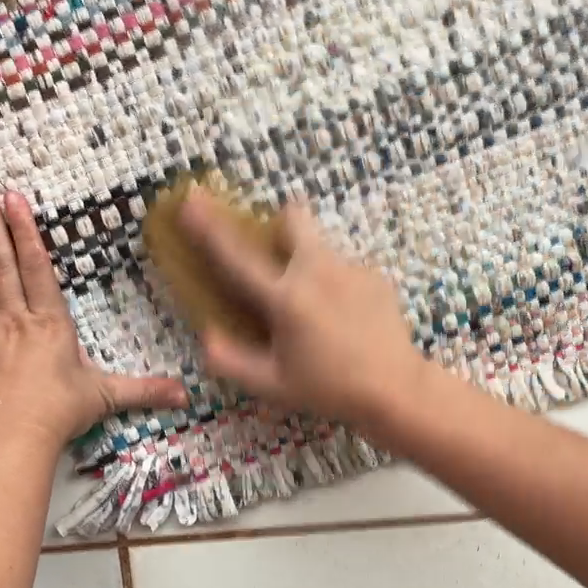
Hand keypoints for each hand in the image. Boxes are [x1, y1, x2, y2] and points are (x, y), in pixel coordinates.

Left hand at [0, 182, 187, 446]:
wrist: (15, 438)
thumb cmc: (60, 413)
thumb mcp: (108, 396)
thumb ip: (146, 389)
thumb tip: (187, 393)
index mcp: (50, 322)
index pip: (37, 267)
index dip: (26, 230)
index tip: (14, 199)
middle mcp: (15, 319)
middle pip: (2, 263)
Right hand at [178, 195, 432, 427]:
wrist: (396, 389)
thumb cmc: (329, 389)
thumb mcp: (272, 385)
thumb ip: (232, 360)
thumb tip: (207, 335)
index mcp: (285, 298)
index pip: (237, 256)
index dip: (209, 227)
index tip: (190, 198)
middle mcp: (317, 272)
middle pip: (294, 218)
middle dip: (282, 224)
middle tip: (279, 255)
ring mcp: (351, 269)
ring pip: (320, 247)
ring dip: (310, 265)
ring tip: (321, 310)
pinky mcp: (375, 276)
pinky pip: (346, 270)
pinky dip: (338, 287)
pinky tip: (347, 320)